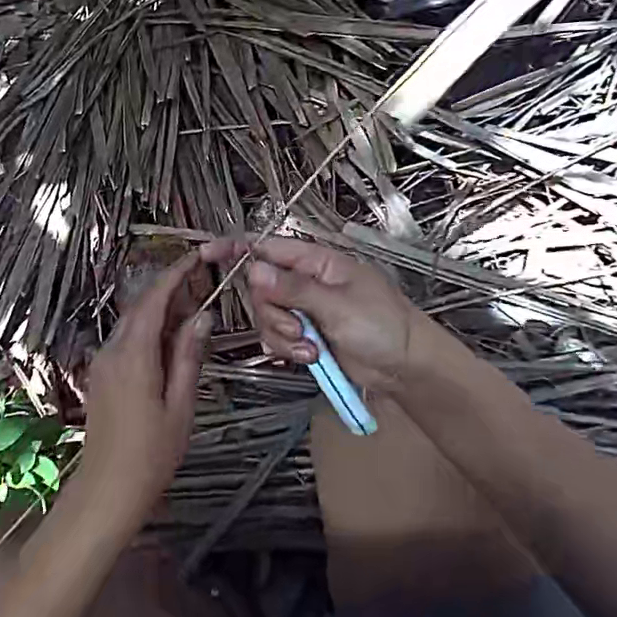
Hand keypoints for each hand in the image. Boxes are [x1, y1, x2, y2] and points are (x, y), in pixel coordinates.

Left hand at [80, 253, 211, 522]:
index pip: (154, 300)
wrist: (106, 490)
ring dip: (160, 314)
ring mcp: (102, 362)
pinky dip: (149, 333)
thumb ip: (188, 356)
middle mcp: (112, 351)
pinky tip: (170, 347)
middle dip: (170, 292)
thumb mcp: (181, 405)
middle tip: (203, 291)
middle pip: (141, 307)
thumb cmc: (151, 454)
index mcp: (133, 355)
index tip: (196, 257)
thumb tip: (202, 316)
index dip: (175, 274)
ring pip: (133, 323)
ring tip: (193, 320)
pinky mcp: (100, 375)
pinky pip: (126, 341)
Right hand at [203, 236, 434, 392]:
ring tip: (311, 346)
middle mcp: (306, 281)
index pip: (268, 248)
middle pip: (261, 287)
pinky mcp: (305, 334)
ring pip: (267, 316)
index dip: (237, 249)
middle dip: (273, 312)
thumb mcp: (338, 305)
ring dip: (283, 334)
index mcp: (318, 261)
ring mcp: (305, 309)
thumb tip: (254, 269)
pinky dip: (288, 347)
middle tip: (297, 327)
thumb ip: (293, 288)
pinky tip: (311, 355)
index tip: (208, 254)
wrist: (407, 368)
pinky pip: (277, 336)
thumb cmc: (384, 326)